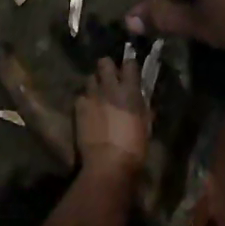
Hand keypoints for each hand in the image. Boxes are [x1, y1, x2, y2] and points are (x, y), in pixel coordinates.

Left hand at [74, 57, 148, 174]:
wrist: (108, 163)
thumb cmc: (134, 148)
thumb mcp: (146, 125)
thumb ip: (143, 108)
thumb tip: (142, 100)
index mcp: (130, 91)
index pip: (129, 64)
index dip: (129, 66)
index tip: (129, 72)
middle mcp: (109, 87)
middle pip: (104, 62)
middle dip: (107, 68)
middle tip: (110, 79)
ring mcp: (92, 95)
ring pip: (90, 78)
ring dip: (95, 84)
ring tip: (98, 95)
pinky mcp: (78, 106)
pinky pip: (81, 95)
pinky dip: (85, 100)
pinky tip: (88, 110)